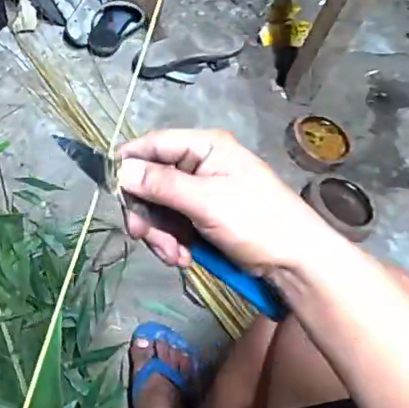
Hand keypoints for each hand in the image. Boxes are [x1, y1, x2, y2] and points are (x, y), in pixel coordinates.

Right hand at [115, 129, 336, 277]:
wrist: (297, 263)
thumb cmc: (258, 222)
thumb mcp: (206, 202)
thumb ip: (162, 184)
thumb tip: (121, 169)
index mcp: (205, 147)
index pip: (154, 144)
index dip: (130, 163)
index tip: (111, 188)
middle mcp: (201, 164)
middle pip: (151, 180)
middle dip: (147, 211)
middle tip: (142, 235)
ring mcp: (202, 192)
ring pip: (159, 207)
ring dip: (160, 233)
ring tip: (174, 255)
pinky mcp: (204, 217)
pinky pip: (173, 224)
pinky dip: (172, 242)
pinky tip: (183, 258)